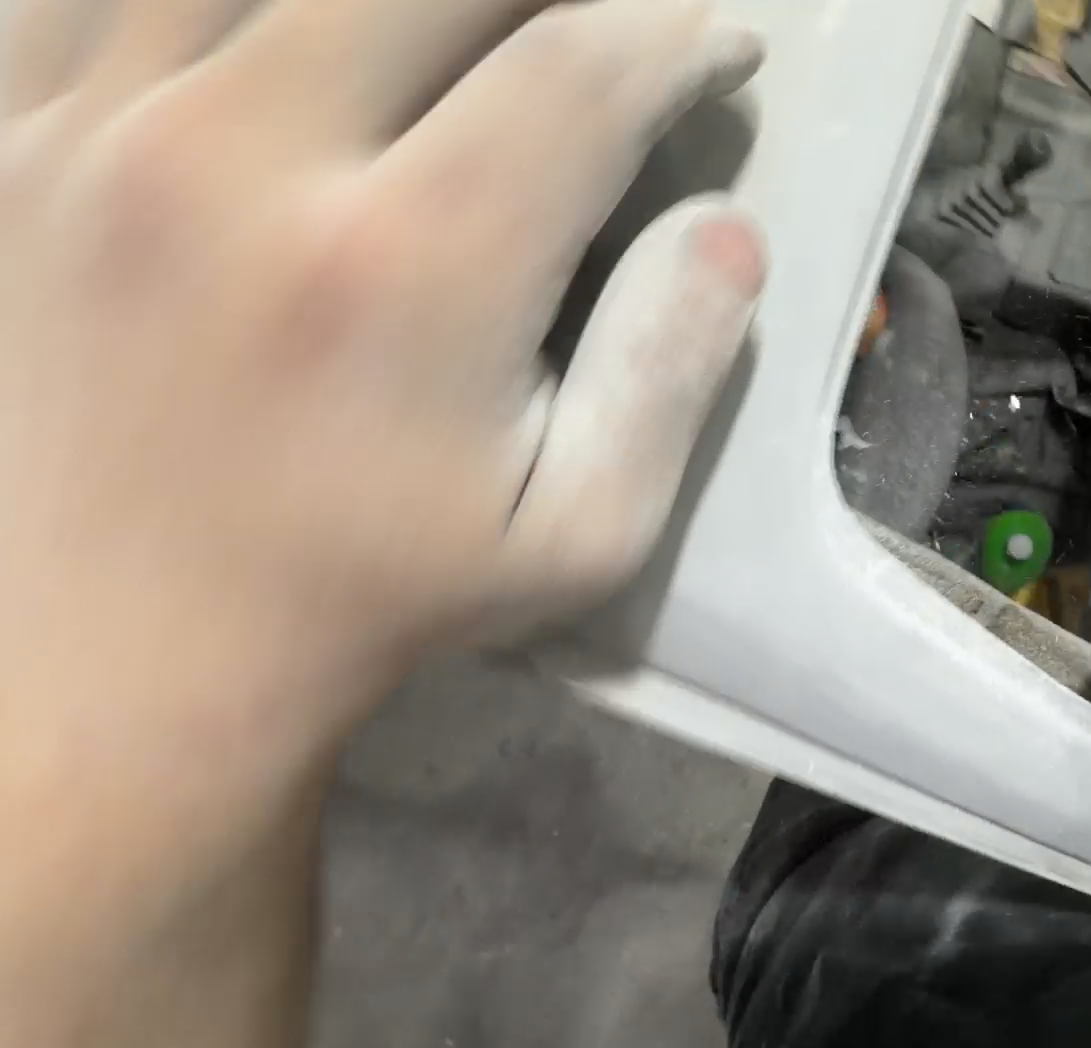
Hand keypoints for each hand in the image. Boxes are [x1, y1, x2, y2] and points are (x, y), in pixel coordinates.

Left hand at [0, 0, 764, 731]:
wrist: (125, 649)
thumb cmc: (394, 592)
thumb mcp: (587, 528)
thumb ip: (668, 374)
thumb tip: (728, 237)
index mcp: (412, 270)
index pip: (579, 76)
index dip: (675, 39)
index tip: (724, 47)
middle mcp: (240, 156)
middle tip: (618, 18)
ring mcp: (90, 125)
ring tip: (488, 24)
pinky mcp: (5, 132)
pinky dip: (247, 1)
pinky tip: (316, 47)